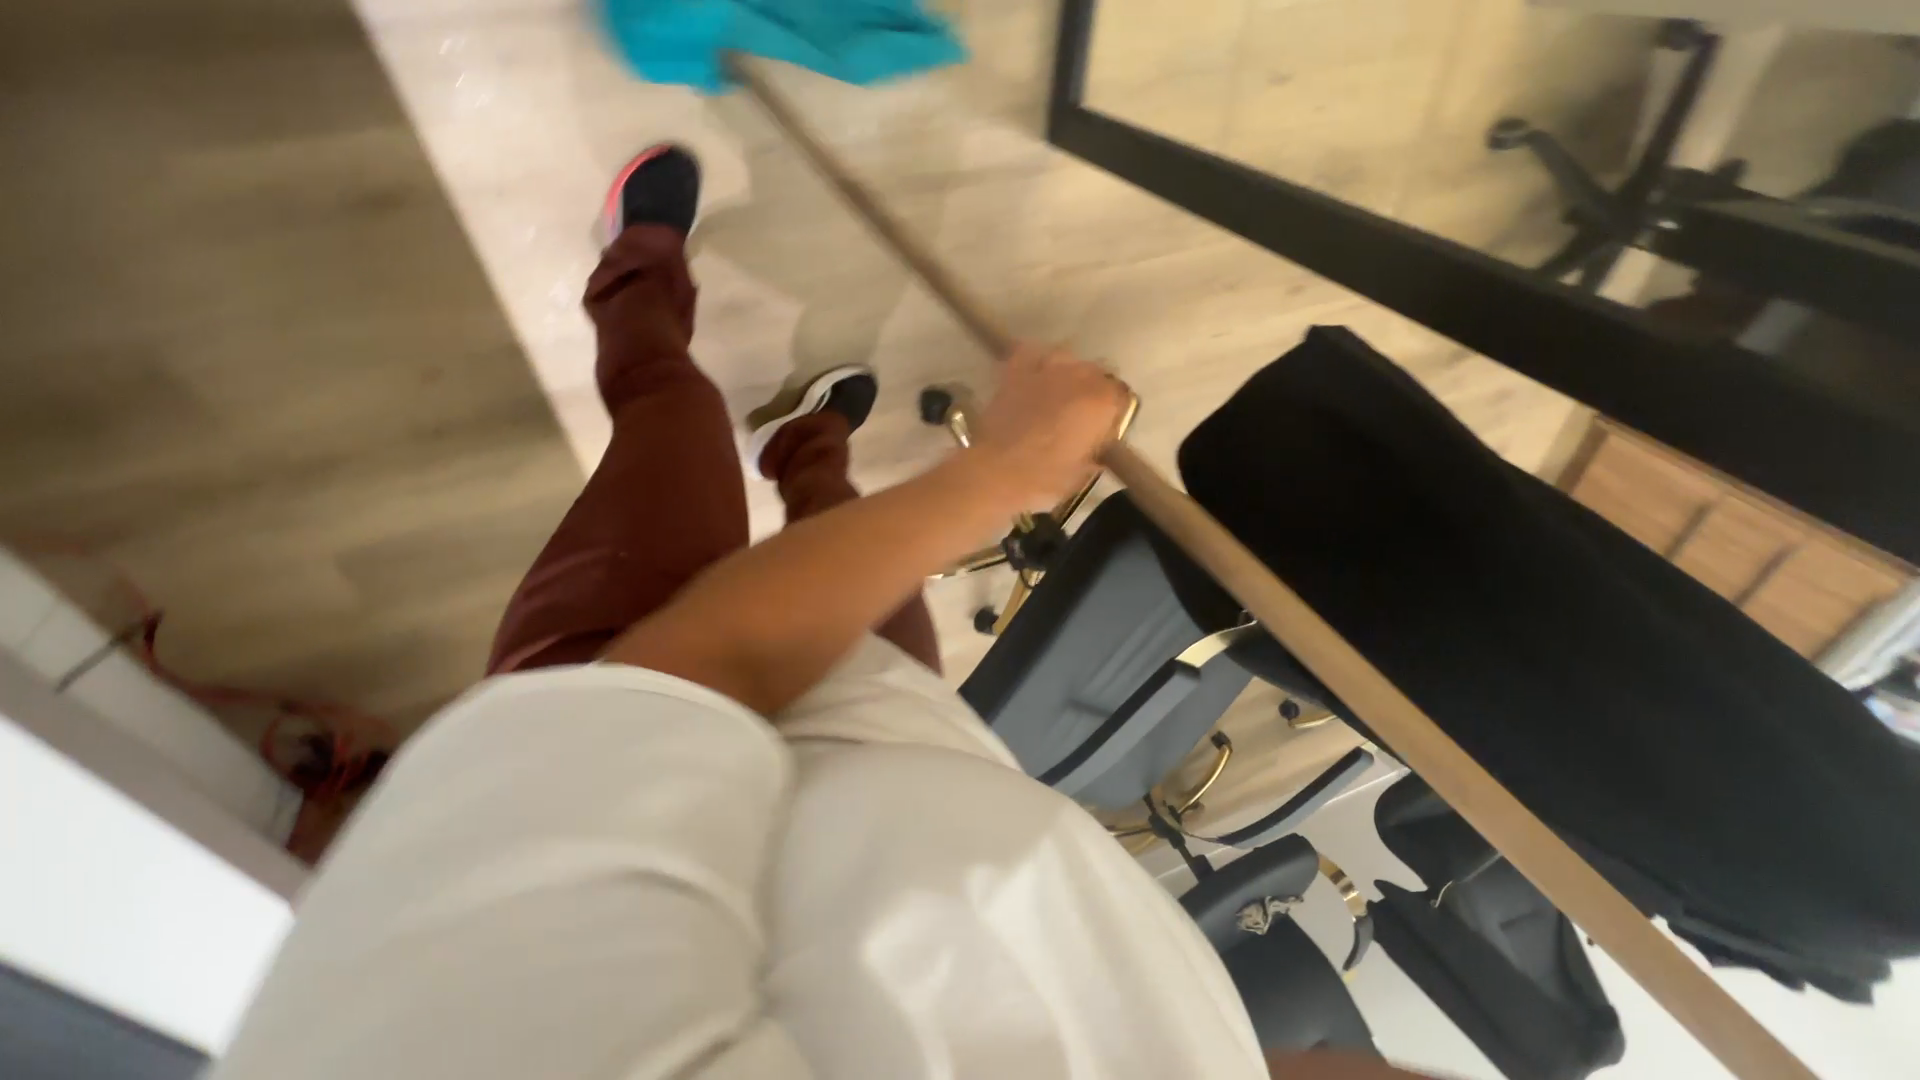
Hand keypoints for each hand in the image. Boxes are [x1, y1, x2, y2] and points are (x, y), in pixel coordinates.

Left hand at [970, 343, 1130, 511]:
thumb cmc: (1043, 479)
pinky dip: (1037, 362)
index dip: (1115, 416)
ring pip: (1069, 360)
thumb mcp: (1081, 475)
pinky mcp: (1016, 370)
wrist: (994, 471)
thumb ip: (1095, 456)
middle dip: (1094, 392)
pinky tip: (1036, 376)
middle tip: (1081, 418)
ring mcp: (1046, 369)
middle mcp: (1080, 377)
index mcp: (1102, 403)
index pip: (1123, 398)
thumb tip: (1097, 454)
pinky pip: (1033, 353)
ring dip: (1069, 374)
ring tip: (1060, 395)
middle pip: (1098, 374)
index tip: (1104, 433)